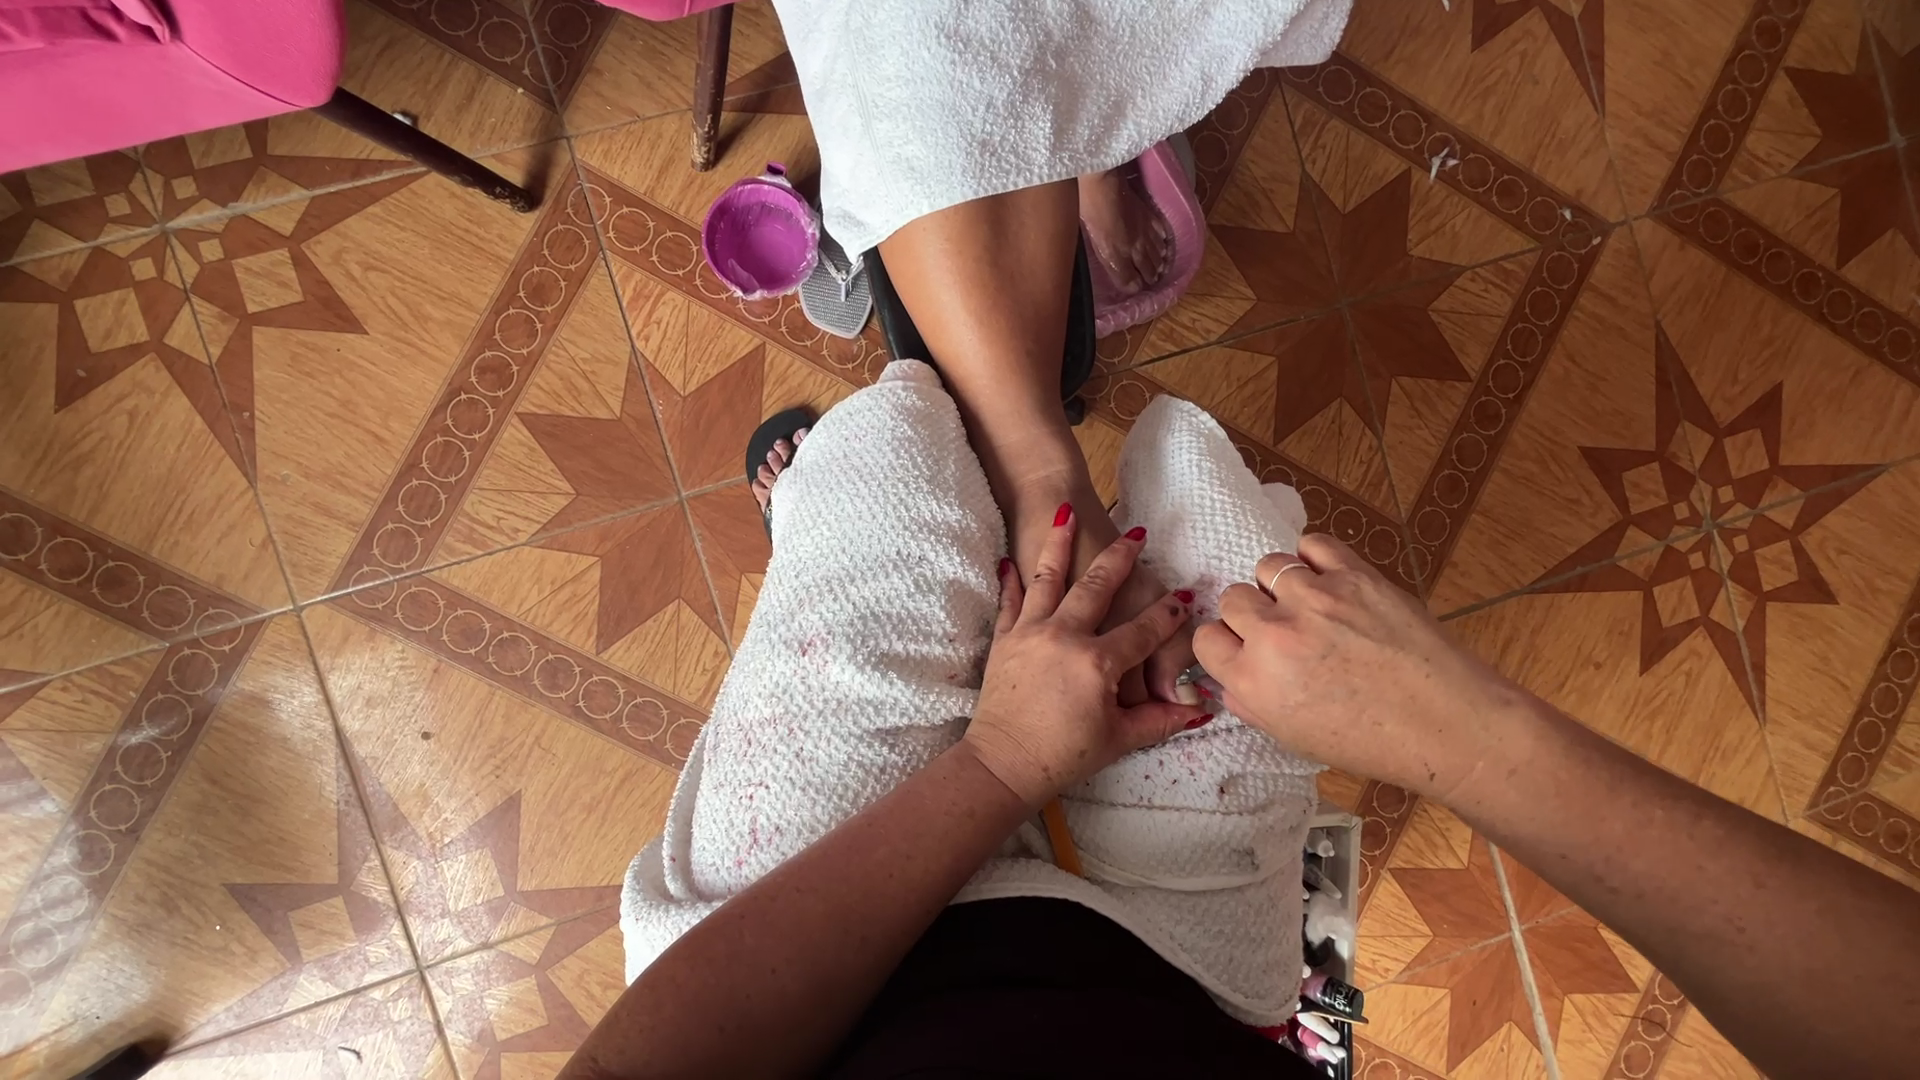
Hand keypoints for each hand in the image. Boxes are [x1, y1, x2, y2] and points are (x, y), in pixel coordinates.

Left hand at [963, 505, 1207, 807]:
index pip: (1143, 631)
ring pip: (1049, 579)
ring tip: (1066, 514)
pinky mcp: (1005, 639)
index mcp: (1098, 662)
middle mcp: (1065, 636)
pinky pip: (1010, 602)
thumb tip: (1201, 710)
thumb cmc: (1062, 755)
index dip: (1168, 615)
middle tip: (1135, 535)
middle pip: (1098, 588)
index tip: (1184, 597)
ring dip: (1059, 544)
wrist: (1001, 762)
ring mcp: (1031, 633)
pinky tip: (1009, 562)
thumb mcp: (1118, 738)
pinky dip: (1010, 581)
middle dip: (1120, 559)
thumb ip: (1161, 720)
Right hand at [1191, 534, 1529, 800]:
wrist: (1449, 726)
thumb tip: (1231, 673)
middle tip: (1281, 629)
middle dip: (1251, 614)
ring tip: (1308, 603)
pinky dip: (1314, 558)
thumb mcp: (1290, 736)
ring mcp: (1313, 599)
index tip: (1245, 648)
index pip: (1205, 638)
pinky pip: (1312, 544)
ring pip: (1267, 567)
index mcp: (1253, 680)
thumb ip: (1248, 701)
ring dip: (1281, 585)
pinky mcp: (1354, 576)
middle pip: (1232, 598)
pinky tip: (1327, 578)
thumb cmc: (1371, 742)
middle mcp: (1274, 635)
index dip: (1226, 644)